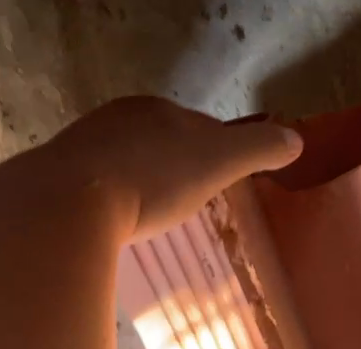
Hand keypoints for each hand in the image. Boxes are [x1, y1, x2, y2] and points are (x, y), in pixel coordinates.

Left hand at [11, 96, 303, 240]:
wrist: (73, 201)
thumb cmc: (153, 179)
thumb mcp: (217, 161)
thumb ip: (256, 149)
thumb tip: (296, 140)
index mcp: (159, 110)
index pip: (199, 127)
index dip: (217, 153)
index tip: (226, 181)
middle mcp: (119, 118)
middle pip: (162, 144)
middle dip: (179, 168)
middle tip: (196, 203)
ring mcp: (87, 147)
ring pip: (130, 165)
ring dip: (145, 187)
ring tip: (160, 219)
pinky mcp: (63, 179)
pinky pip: (102, 190)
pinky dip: (118, 204)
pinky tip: (124, 226)